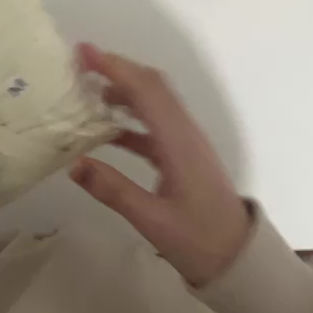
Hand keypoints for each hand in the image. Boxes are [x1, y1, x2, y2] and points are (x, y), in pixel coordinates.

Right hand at [69, 43, 251, 286]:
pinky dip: (131, 117)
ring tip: (89, 91)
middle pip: (151, 85)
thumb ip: (113, 190)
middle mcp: (184, 131)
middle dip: (118, 69)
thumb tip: (74, 164)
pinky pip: (155, 122)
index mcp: (178, 140)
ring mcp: (186, 140)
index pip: (145, 89)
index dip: (115, 66)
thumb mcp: (152, 221)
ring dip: (124, 89)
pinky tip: (107, 131)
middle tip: (81, 64)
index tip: (85, 52)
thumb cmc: (199, 240)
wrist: (239, 259)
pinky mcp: (184, 153)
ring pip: (154, 100)